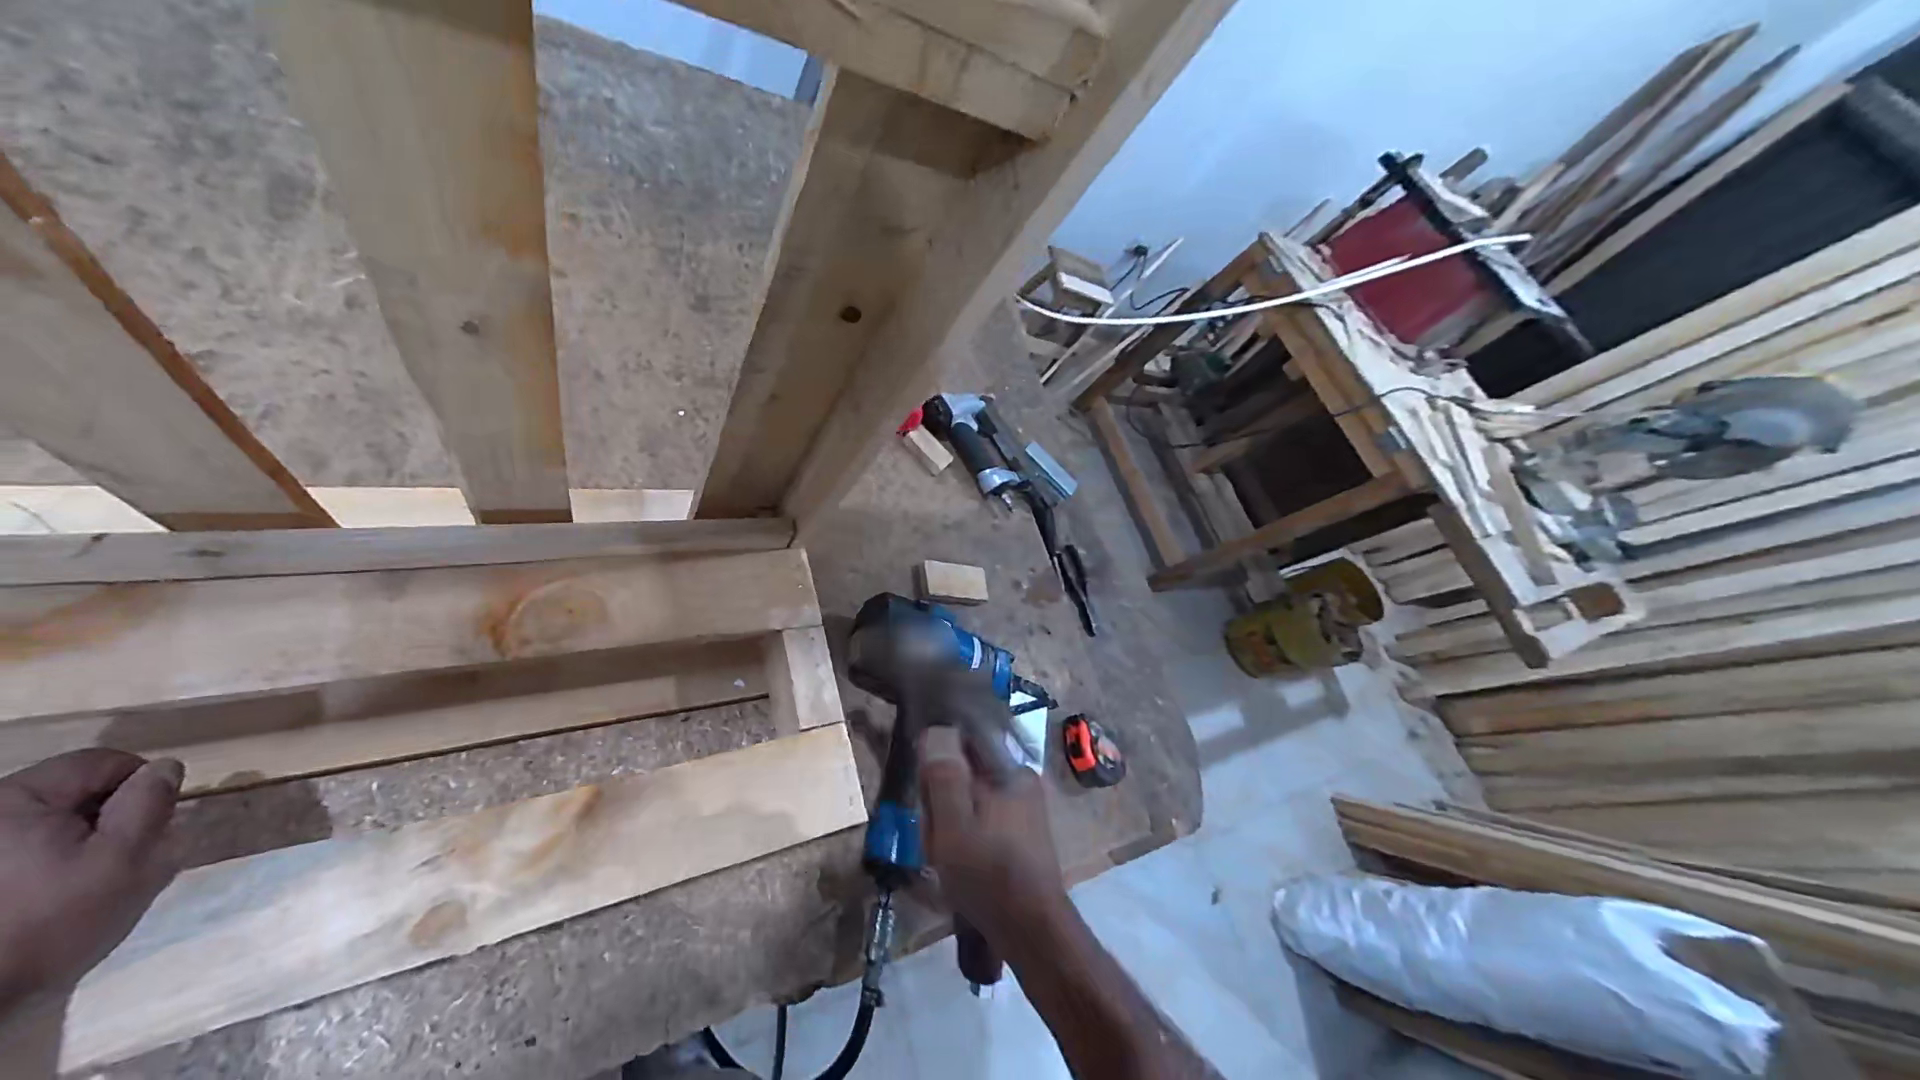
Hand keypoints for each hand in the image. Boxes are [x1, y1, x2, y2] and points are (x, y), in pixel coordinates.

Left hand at [0, 750, 182, 1012]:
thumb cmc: (49, 921)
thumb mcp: (124, 858)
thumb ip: (150, 803)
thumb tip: (165, 768)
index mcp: (15, 800)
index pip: (103, 763)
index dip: (144, 784)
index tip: (158, 822)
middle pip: (71, 793)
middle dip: (111, 819)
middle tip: (128, 859)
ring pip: (47, 825)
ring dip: (80, 846)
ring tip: (90, 886)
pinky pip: (20, 854)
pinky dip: (46, 868)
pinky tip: (51, 900)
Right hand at [917, 723, 1067, 944]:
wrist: (1031, 930)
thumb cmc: (987, 873)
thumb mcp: (953, 824)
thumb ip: (943, 776)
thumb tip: (937, 730)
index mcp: (1009, 769)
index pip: (965, 738)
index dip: (938, 756)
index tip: (924, 785)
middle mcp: (1021, 780)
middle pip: (966, 770)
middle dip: (943, 796)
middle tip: (933, 831)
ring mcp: (1025, 807)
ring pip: (971, 798)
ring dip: (951, 821)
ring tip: (943, 853)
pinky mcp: (1023, 833)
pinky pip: (983, 819)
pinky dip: (966, 835)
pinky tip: (959, 863)